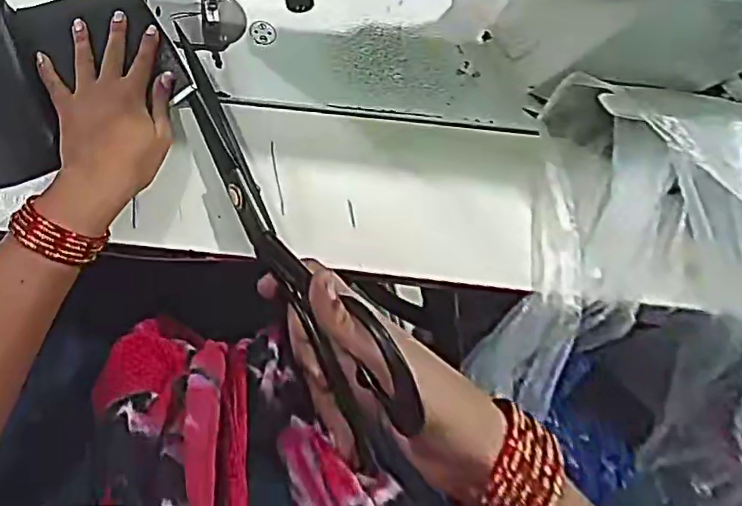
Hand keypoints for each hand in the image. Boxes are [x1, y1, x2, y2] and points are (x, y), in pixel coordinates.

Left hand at [33, 13, 174, 235]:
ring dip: (82, 40)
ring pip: (83, 60)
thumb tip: (165, 82)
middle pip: (113, 53)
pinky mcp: (66, 108)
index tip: (150, 30)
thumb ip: (161, 104)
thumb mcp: (160, 136)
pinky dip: (46, 70)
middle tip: (117, 17)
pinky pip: (53, 84)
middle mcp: (107, 89)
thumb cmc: (127, 164)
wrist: (95, 181)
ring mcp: (84, 96)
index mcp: (131, 94)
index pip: (143, 61)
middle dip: (117, 33)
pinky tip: (41, 57)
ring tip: (79, 25)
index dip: (148, 44)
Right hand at [262, 263, 506, 501]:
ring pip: (313, 366)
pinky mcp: (357, 398)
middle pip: (305, 328)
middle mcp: (356, 337)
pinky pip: (326, 397)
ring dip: (322, 396)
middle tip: (325, 379)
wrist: (474, 461)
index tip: (267, 290)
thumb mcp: (388, 360)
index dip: (289, 281)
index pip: (316, 283)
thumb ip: (348, 323)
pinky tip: (347, 431)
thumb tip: (316, 280)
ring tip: (344, 420)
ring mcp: (356, 368)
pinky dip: (331, 416)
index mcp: (363, 318)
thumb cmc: (443, 403)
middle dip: (307, 358)